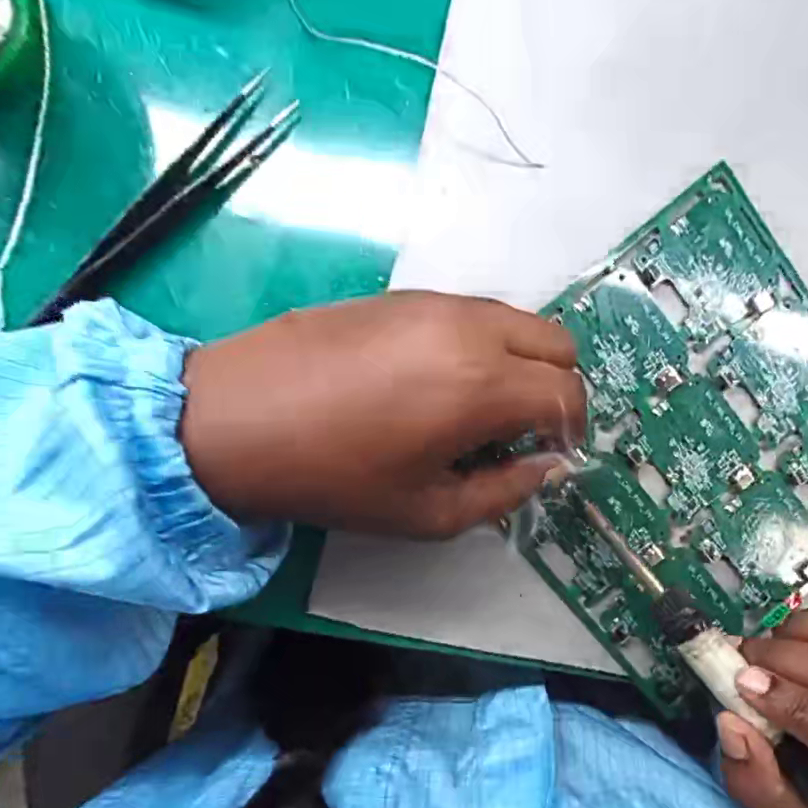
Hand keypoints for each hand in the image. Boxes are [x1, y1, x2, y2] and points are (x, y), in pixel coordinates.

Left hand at [179, 291, 585, 538]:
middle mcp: (469, 328)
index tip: (550, 457)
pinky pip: (470, 313)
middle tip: (525, 432)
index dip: (572, 431)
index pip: (566, 394)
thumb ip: (503, 492)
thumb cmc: (332, 478)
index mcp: (480, 385)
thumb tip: (549, 468)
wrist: (236, 418)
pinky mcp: (400, 294)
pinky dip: (483, 344)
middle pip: (557, 343)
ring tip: (481, 410)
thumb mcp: (426, 512)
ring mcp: (433, 302)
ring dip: (520, 363)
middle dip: (557, 389)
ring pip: (515, 320)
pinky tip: (439, 382)